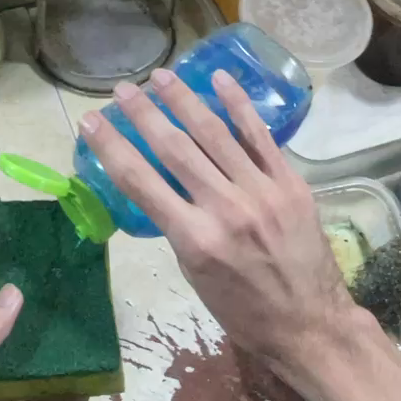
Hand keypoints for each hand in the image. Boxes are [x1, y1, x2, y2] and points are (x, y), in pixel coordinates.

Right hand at [77, 67, 375, 374]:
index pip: (140, 181)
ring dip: (184, 100)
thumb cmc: (245, 312)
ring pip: (215, 134)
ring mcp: (261, 191)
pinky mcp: (290, 183)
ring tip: (161, 76)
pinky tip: (219, 79)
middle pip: (174, 148)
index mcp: (194, 239)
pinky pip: (260, 136)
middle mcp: (225, 208)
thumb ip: (179, 227)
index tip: (90, 121)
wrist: (310, 323)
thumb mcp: (196, 277)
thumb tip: (166, 189)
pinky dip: (238, 105)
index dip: (111, 146)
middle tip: (122, 90)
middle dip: (143, 114)